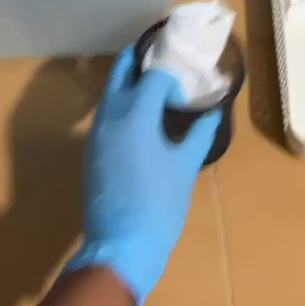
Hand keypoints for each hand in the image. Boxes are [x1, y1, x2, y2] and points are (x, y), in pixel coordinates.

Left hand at [63, 47, 219, 305]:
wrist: (120, 245)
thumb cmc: (159, 204)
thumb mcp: (185, 167)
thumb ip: (199, 134)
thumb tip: (213, 113)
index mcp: (135, 112)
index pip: (154, 75)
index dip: (172, 76)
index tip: (187, 87)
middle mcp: (111, 113)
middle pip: (121, 70)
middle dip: (140, 60)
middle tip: (164, 61)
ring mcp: (96, 131)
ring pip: (110, 91)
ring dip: (128, 81)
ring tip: (155, 87)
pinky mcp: (91, 148)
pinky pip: (105, 112)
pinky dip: (121, 104)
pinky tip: (140, 118)